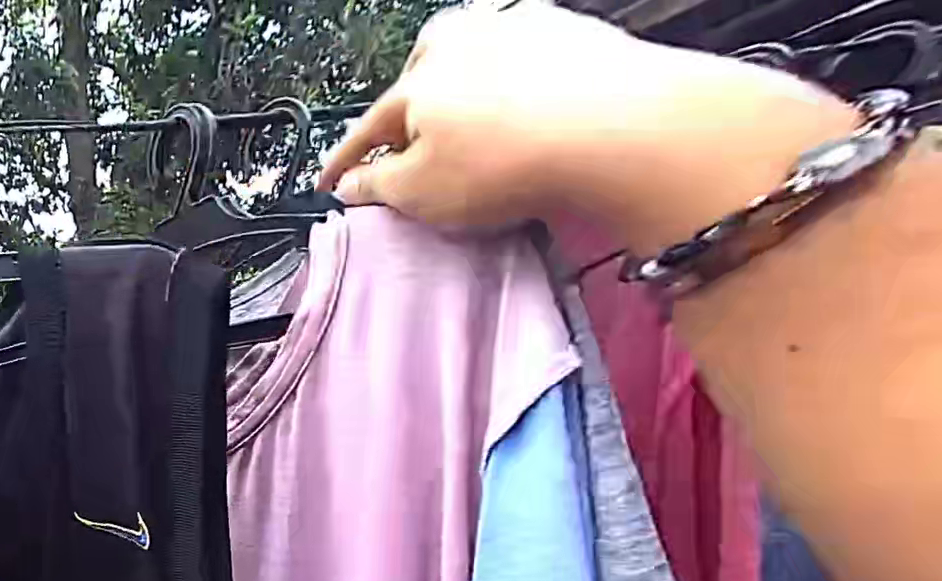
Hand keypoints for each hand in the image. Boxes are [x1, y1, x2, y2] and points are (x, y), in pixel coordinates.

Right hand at [318, 1, 858, 250]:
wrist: (613, 128)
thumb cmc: (505, 162)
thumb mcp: (418, 192)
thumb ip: (374, 188)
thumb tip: (350, 186)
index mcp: (418, 79)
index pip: (365, 129)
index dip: (342, 164)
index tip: (328, 186)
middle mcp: (462, 39)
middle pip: (416, 82)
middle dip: (405, 119)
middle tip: (408, 155)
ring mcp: (516, 26)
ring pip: (465, 67)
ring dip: (455, 101)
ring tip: (464, 137)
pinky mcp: (565, 31)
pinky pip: (512, 65)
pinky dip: (500, 93)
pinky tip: (512, 120)